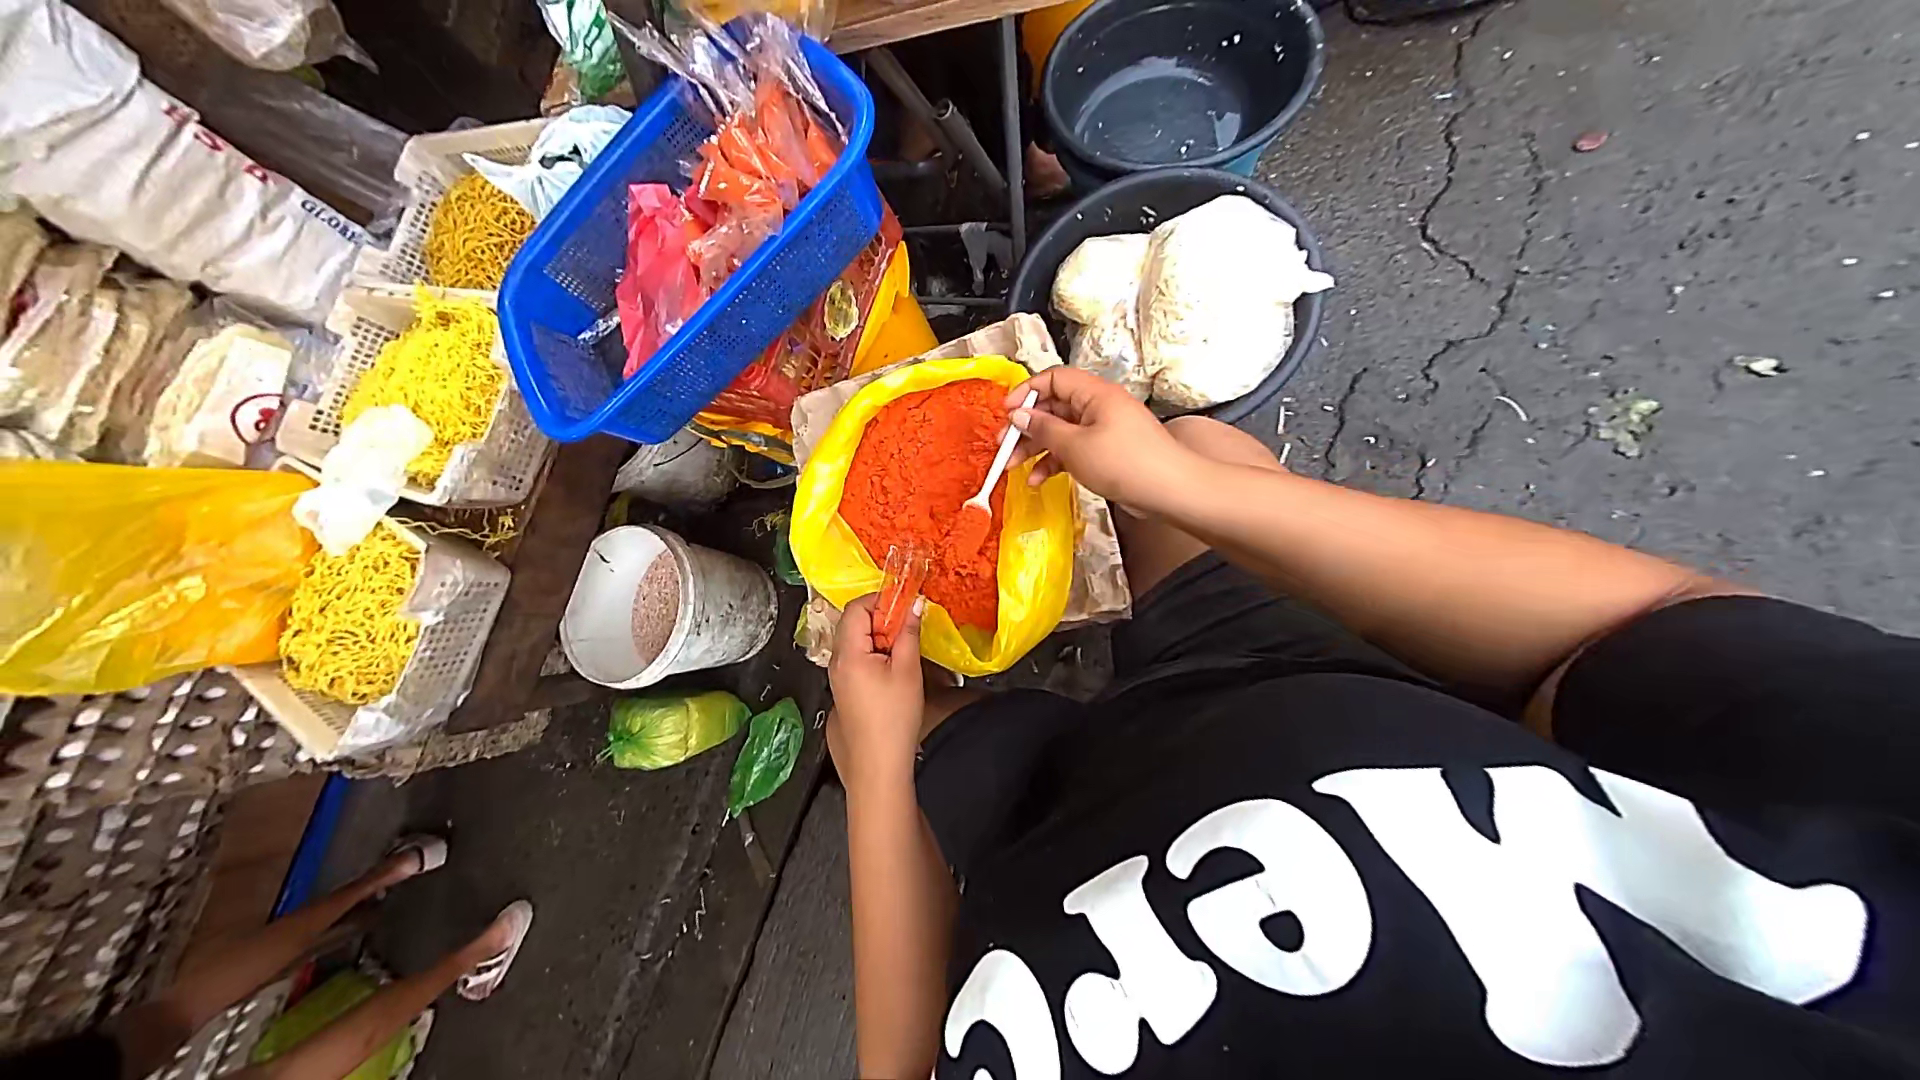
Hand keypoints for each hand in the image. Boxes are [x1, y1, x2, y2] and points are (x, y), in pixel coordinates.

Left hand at [827, 593, 925, 790]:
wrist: (878, 764)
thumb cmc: (893, 719)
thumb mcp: (907, 670)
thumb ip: (909, 632)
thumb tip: (915, 604)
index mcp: (848, 653)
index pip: (857, 608)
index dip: (881, 599)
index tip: (905, 603)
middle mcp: (837, 662)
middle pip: (854, 622)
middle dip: (882, 617)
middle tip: (908, 626)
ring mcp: (838, 676)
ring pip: (856, 640)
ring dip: (880, 636)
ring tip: (903, 648)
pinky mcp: (845, 689)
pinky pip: (857, 657)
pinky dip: (875, 652)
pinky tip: (894, 666)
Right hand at [1005, 367, 1200, 510]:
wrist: (1170, 490)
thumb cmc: (1126, 462)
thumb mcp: (1075, 445)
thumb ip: (1043, 428)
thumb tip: (1020, 416)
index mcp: (1094, 393)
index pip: (1053, 379)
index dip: (1026, 392)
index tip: (1006, 412)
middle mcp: (1099, 406)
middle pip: (1054, 407)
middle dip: (1026, 426)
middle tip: (1004, 444)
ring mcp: (1104, 430)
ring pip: (1061, 431)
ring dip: (1036, 448)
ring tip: (1015, 467)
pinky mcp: (1107, 452)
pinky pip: (1073, 449)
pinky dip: (1055, 461)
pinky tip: (1038, 478)